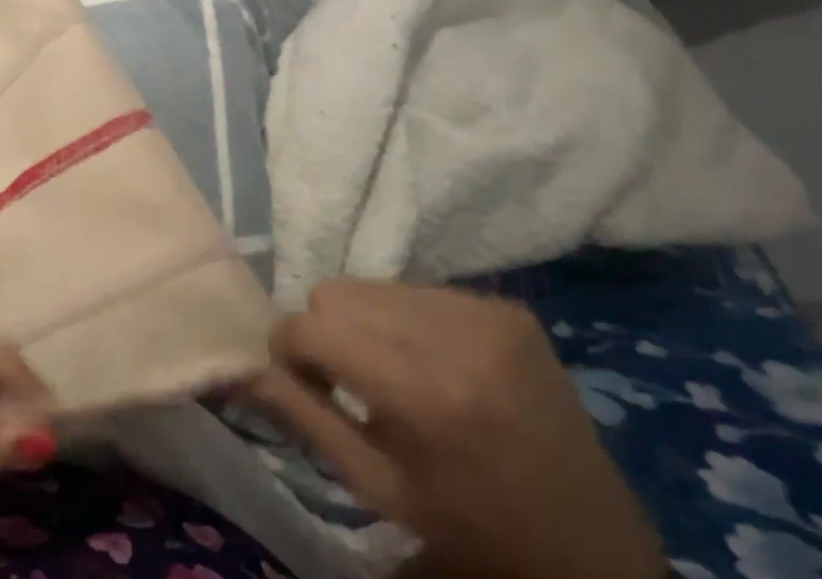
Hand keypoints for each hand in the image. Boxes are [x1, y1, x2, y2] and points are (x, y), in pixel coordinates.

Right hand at [242, 280, 663, 578]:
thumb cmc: (467, 523)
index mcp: (425, 393)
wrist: (588, 543)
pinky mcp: (509, 309)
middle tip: (348, 382)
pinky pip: (414, 290)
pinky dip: (402, 321)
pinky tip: (430, 364)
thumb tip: (239, 365)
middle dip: (324, 334)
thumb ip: (300, 414)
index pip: (309, 327)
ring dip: (362, 324)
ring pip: (369, 285)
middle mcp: (459, 338)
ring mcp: (490, 316)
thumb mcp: (372, 483)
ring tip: (391, 372)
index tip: (307, 387)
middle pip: (333, 294)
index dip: (288, 352)